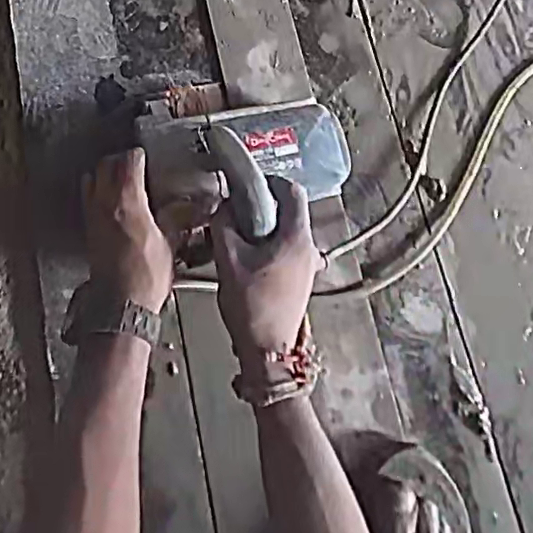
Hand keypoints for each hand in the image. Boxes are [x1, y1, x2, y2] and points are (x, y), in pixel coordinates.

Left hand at [82, 148, 175, 309]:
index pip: (128, 163)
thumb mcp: (169, 243)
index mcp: (127, 202)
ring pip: (92, 178)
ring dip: (104, 173)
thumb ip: (176, 218)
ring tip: (120, 177)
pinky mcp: (88, 229)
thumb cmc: (145, 278)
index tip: (145, 155)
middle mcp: (105, 204)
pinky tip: (110, 200)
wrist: (121, 305)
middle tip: (134, 162)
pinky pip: (87, 198)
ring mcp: (93, 216)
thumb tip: (188, 206)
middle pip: (106, 165)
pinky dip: (96, 190)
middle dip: (119, 160)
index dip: (138, 155)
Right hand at [211, 176, 318, 364]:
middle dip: (263, 204)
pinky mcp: (302, 278)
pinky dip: (270, 242)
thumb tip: (223, 206)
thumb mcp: (228, 259)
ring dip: (265, 225)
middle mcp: (310, 247)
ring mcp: (309, 265)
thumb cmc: (251, 304)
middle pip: (291, 210)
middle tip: (236, 208)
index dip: (269, 181)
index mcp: (297, 238)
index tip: (246, 185)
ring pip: (288, 230)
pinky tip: (248, 255)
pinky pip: (288, 248)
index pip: (293, 191)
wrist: (268, 351)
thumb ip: (223, 225)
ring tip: (238, 232)